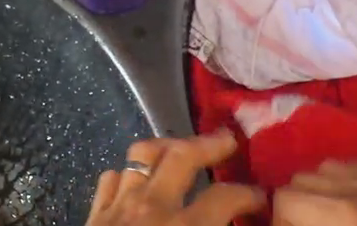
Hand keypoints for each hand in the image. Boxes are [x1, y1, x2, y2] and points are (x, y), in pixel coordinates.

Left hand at [86, 131, 265, 224]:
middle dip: (209, 144)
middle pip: (182, 157)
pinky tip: (136, 180)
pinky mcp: (94, 214)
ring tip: (180, 148)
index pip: (224, 199)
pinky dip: (126, 174)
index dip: (248, 195)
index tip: (262, 196)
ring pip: (141, 155)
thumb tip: (230, 224)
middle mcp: (151, 206)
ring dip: (165, 148)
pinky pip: (111, 178)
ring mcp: (119, 205)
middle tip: (228, 139)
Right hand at [271, 160, 356, 225]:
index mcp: (344, 215)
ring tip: (327, 217)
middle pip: (299, 179)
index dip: (279, 220)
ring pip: (323, 167)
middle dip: (295, 206)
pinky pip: (354, 163)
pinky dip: (345, 180)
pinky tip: (353, 201)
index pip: (285, 199)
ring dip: (318, 190)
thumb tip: (286, 222)